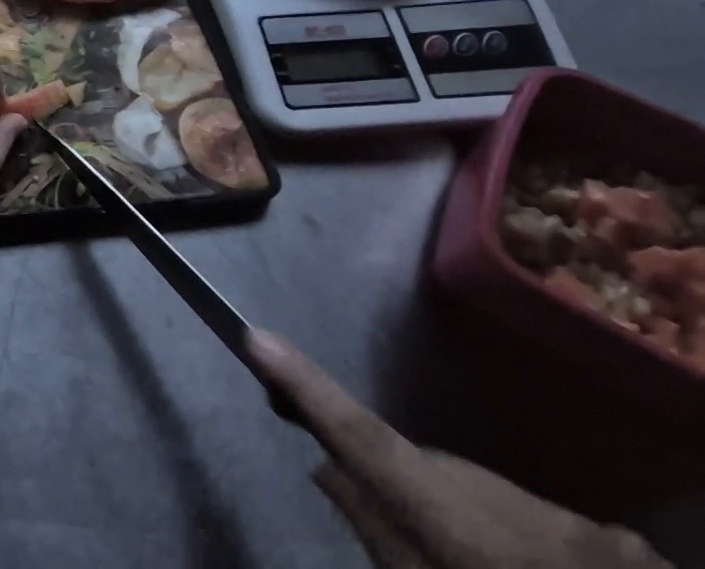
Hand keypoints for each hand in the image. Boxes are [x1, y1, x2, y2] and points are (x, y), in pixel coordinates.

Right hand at [248, 330, 669, 568]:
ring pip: (491, 495)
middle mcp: (512, 507)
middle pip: (433, 470)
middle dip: (407, 483)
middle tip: (408, 530)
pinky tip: (527, 564)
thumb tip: (328, 468)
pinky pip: (551, 523)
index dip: (308, 388)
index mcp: (452, 524)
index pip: (363, 438)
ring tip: (474, 555)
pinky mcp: (627, 544)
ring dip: (472, 517)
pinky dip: (528, 540)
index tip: (257, 338)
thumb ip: (375, 530)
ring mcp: (582, 526)